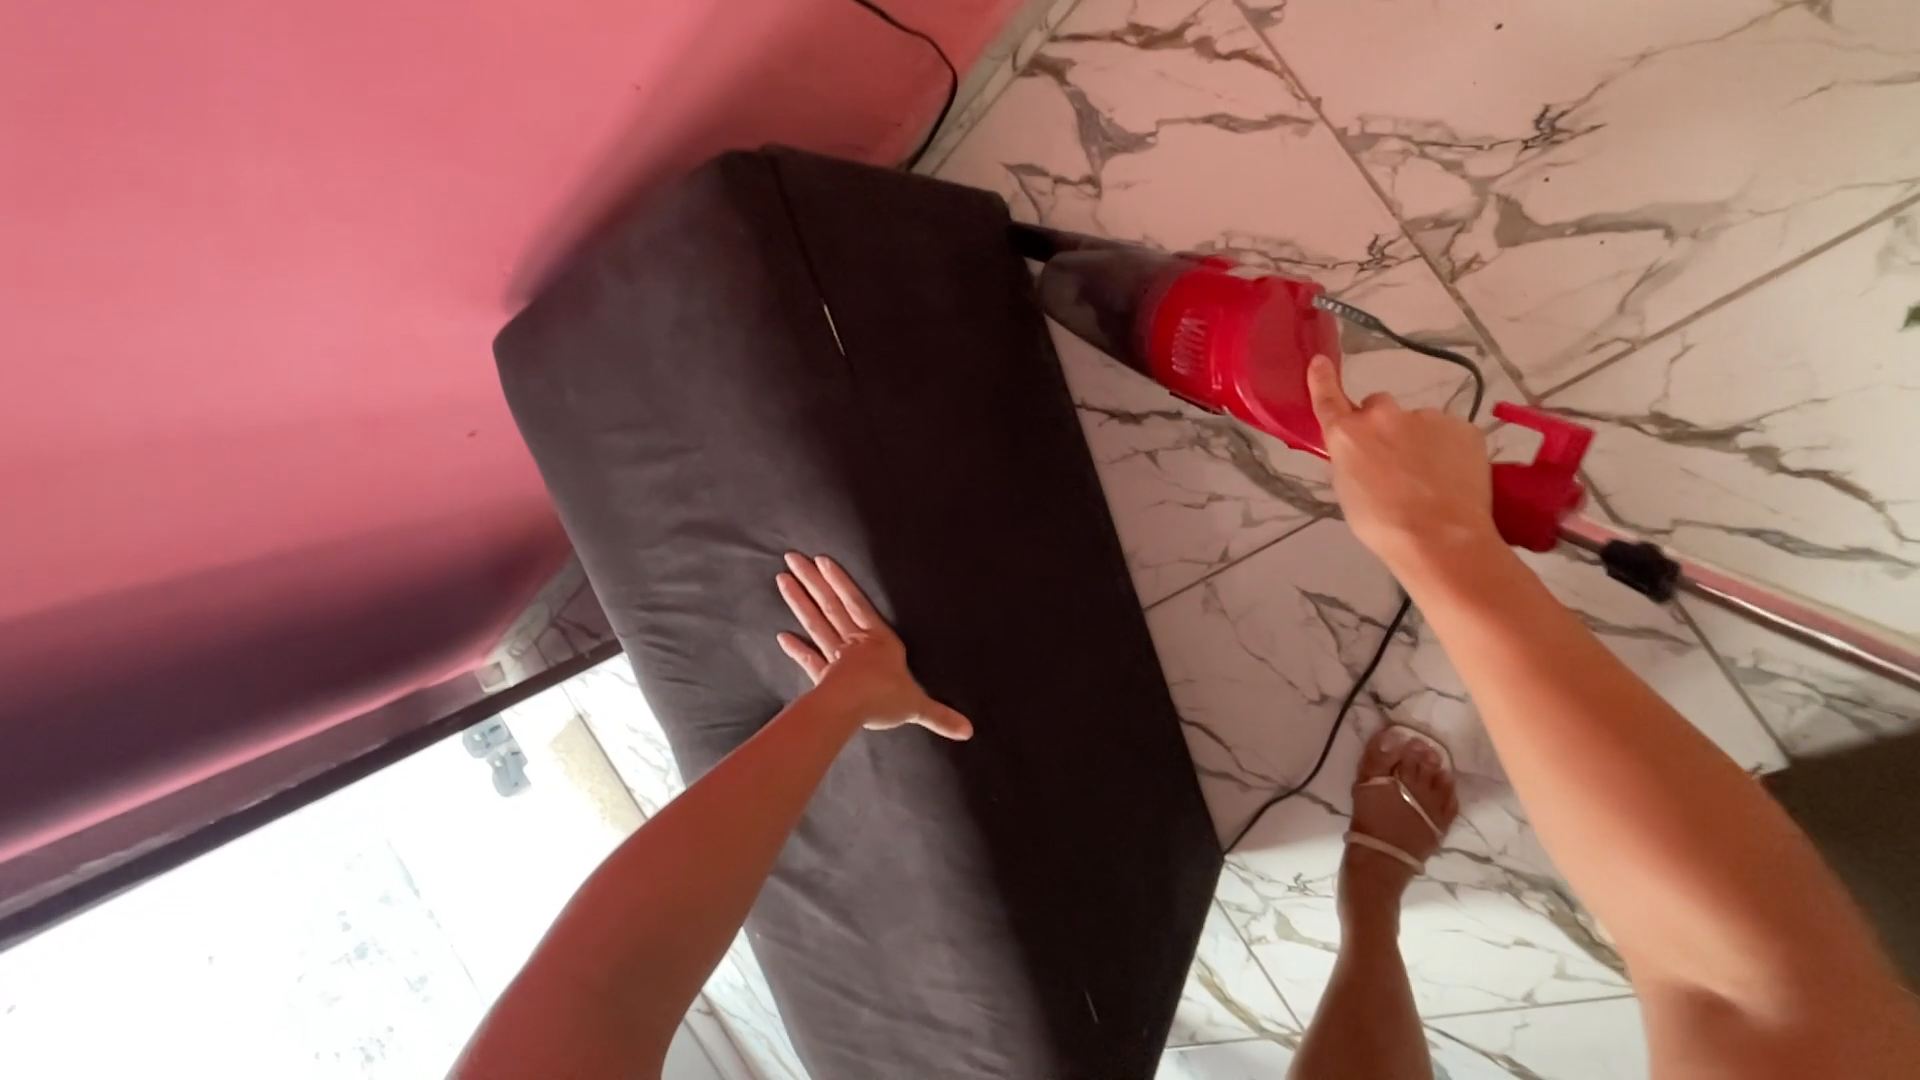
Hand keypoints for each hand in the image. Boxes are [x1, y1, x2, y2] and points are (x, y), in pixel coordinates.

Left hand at [774, 553, 972, 740]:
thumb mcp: (918, 706)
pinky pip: (808, 659)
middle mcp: (855, 642)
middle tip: (792, 557)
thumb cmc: (886, 698)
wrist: (853, 710)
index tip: (822, 560)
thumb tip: (968, 731)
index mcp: (879, 641)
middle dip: (812, 581)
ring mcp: (835, 657)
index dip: (841, 581)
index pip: (857, 603)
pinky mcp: (822, 676)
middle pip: (831, 606)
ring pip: (815, 623)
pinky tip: (781, 635)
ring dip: (799, 602)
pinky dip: (795, 648)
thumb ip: (940, 716)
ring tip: (782, 579)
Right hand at [1306, 354, 1501, 571]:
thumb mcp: (1348, 490)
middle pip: (1377, 408)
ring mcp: (1428, 417)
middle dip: (1381, 426)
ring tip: (1426, 479)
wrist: (1441, 537)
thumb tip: (1362, 449)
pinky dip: (1446, 449)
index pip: (1328, 398)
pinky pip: (1448, 433)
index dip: (1323, 380)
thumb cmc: (1381, 523)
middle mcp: (1383, 416)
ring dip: (1417, 441)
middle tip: (1390, 461)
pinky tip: (1449, 478)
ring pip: (1416, 423)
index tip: (1321, 362)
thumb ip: (1351, 458)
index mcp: (1347, 435)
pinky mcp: (1463, 427)